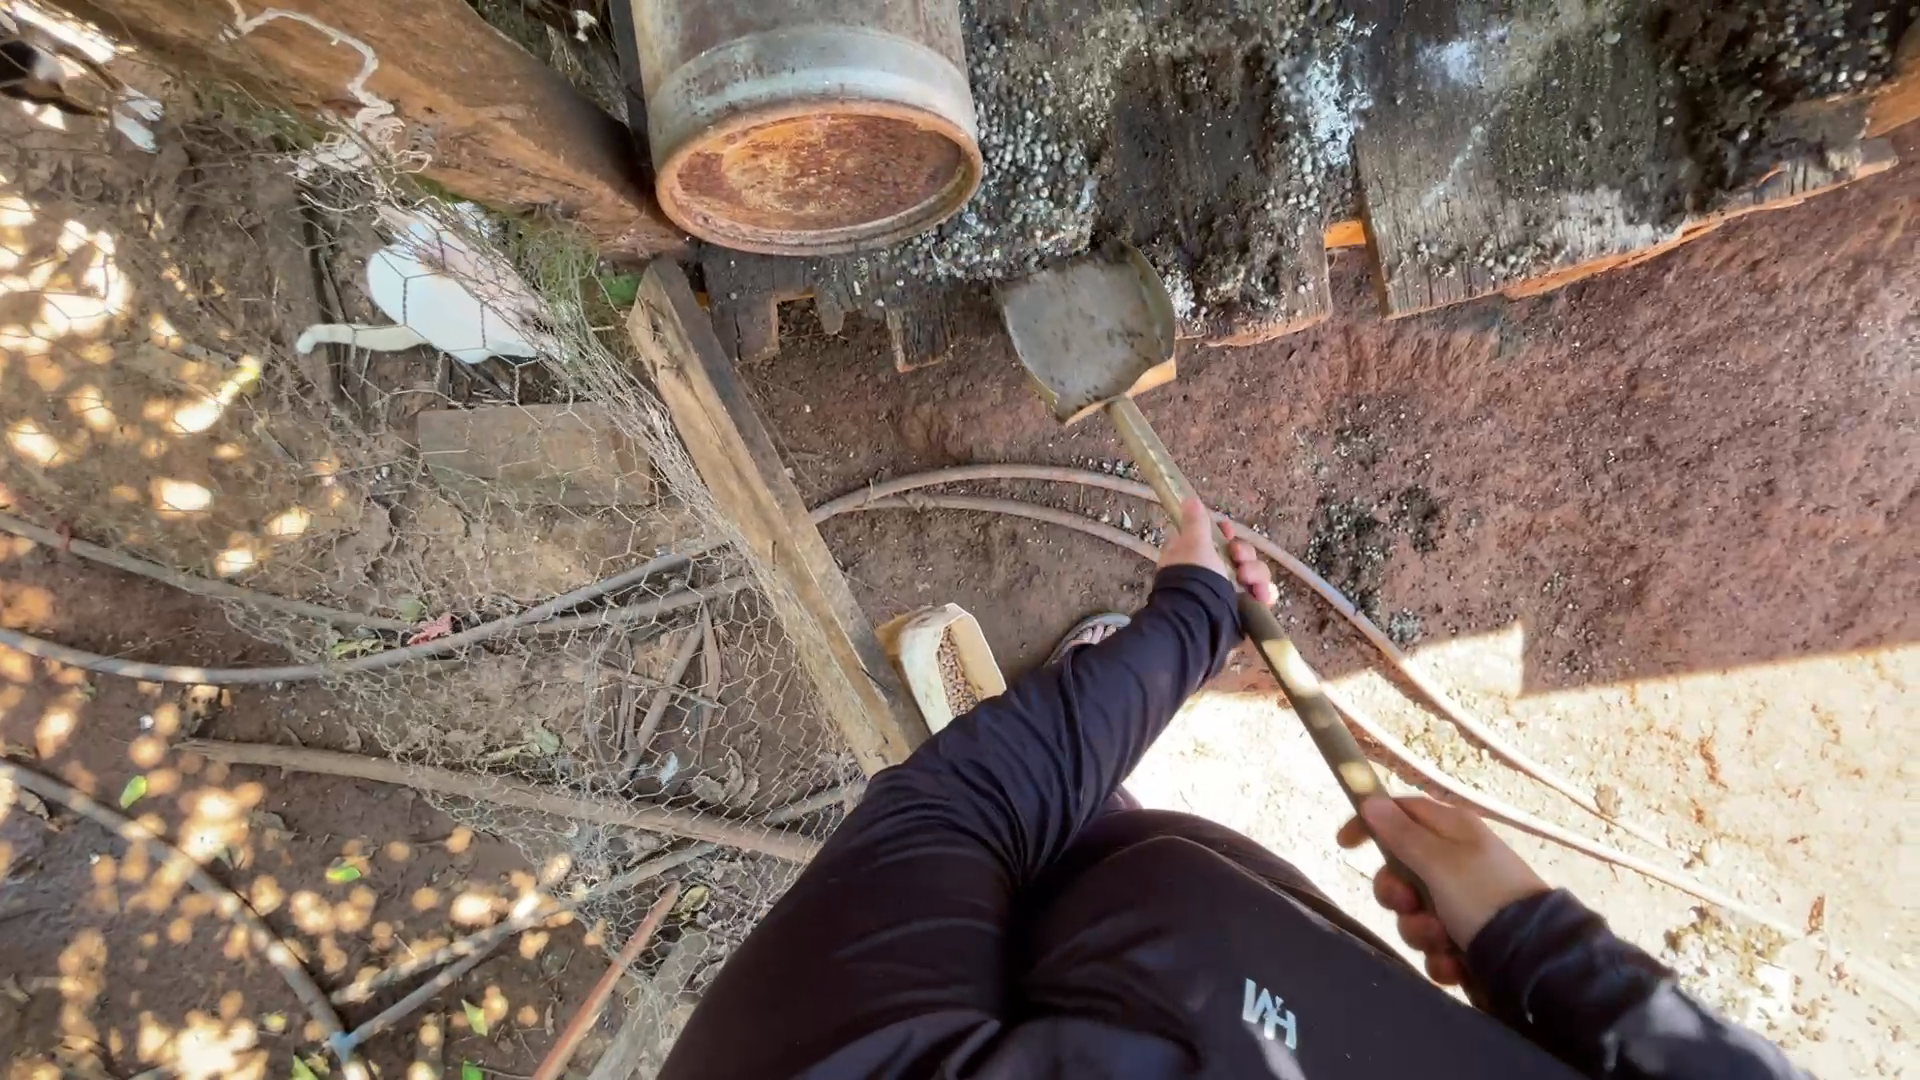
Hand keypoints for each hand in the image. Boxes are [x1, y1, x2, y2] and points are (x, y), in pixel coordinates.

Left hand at [1157, 496, 1277, 603]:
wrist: (1200, 620)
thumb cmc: (1194, 578)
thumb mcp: (1193, 544)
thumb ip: (1195, 522)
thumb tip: (1188, 499)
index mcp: (1193, 555)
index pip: (1213, 537)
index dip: (1225, 533)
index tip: (1228, 533)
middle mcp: (1210, 572)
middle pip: (1239, 553)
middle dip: (1244, 554)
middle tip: (1239, 560)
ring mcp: (1226, 590)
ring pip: (1253, 572)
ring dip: (1256, 574)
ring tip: (1249, 583)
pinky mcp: (1241, 607)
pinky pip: (1261, 594)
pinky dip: (1264, 593)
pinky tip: (1262, 595)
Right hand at [1337, 795, 1548, 984]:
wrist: (1543, 966)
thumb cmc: (1485, 898)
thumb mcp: (1437, 861)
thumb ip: (1399, 833)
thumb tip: (1369, 800)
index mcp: (1453, 832)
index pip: (1400, 811)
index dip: (1369, 823)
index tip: (1346, 845)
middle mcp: (1456, 862)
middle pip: (1399, 868)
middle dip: (1396, 893)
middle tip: (1407, 904)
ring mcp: (1464, 903)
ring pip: (1414, 910)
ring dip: (1419, 929)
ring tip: (1442, 942)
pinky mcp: (1470, 940)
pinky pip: (1435, 943)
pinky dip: (1440, 956)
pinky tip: (1455, 964)